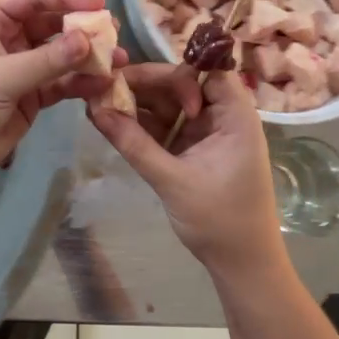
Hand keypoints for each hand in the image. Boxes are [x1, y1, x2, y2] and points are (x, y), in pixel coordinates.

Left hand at [0, 0, 122, 181]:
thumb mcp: (1, 77)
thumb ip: (46, 60)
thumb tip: (87, 40)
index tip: (98, 3)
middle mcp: (8, 39)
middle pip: (51, 24)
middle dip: (81, 27)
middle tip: (114, 30)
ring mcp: (21, 68)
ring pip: (61, 54)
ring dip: (88, 56)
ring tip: (119, 58)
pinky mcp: (31, 97)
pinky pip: (61, 83)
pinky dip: (81, 82)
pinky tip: (104, 84)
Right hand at [88, 67, 282, 275]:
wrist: (243, 267)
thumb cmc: (221, 222)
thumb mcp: (173, 181)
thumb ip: (135, 144)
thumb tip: (95, 109)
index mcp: (234, 116)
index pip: (207, 71)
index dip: (174, 72)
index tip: (137, 83)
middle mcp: (220, 116)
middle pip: (180, 83)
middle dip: (143, 85)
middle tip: (103, 86)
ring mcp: (204, 132)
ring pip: (168, 103)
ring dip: (136, 102)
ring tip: (97, 99)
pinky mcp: (190, 148)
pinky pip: (164, 125)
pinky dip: (140, 123)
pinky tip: (109, 119)